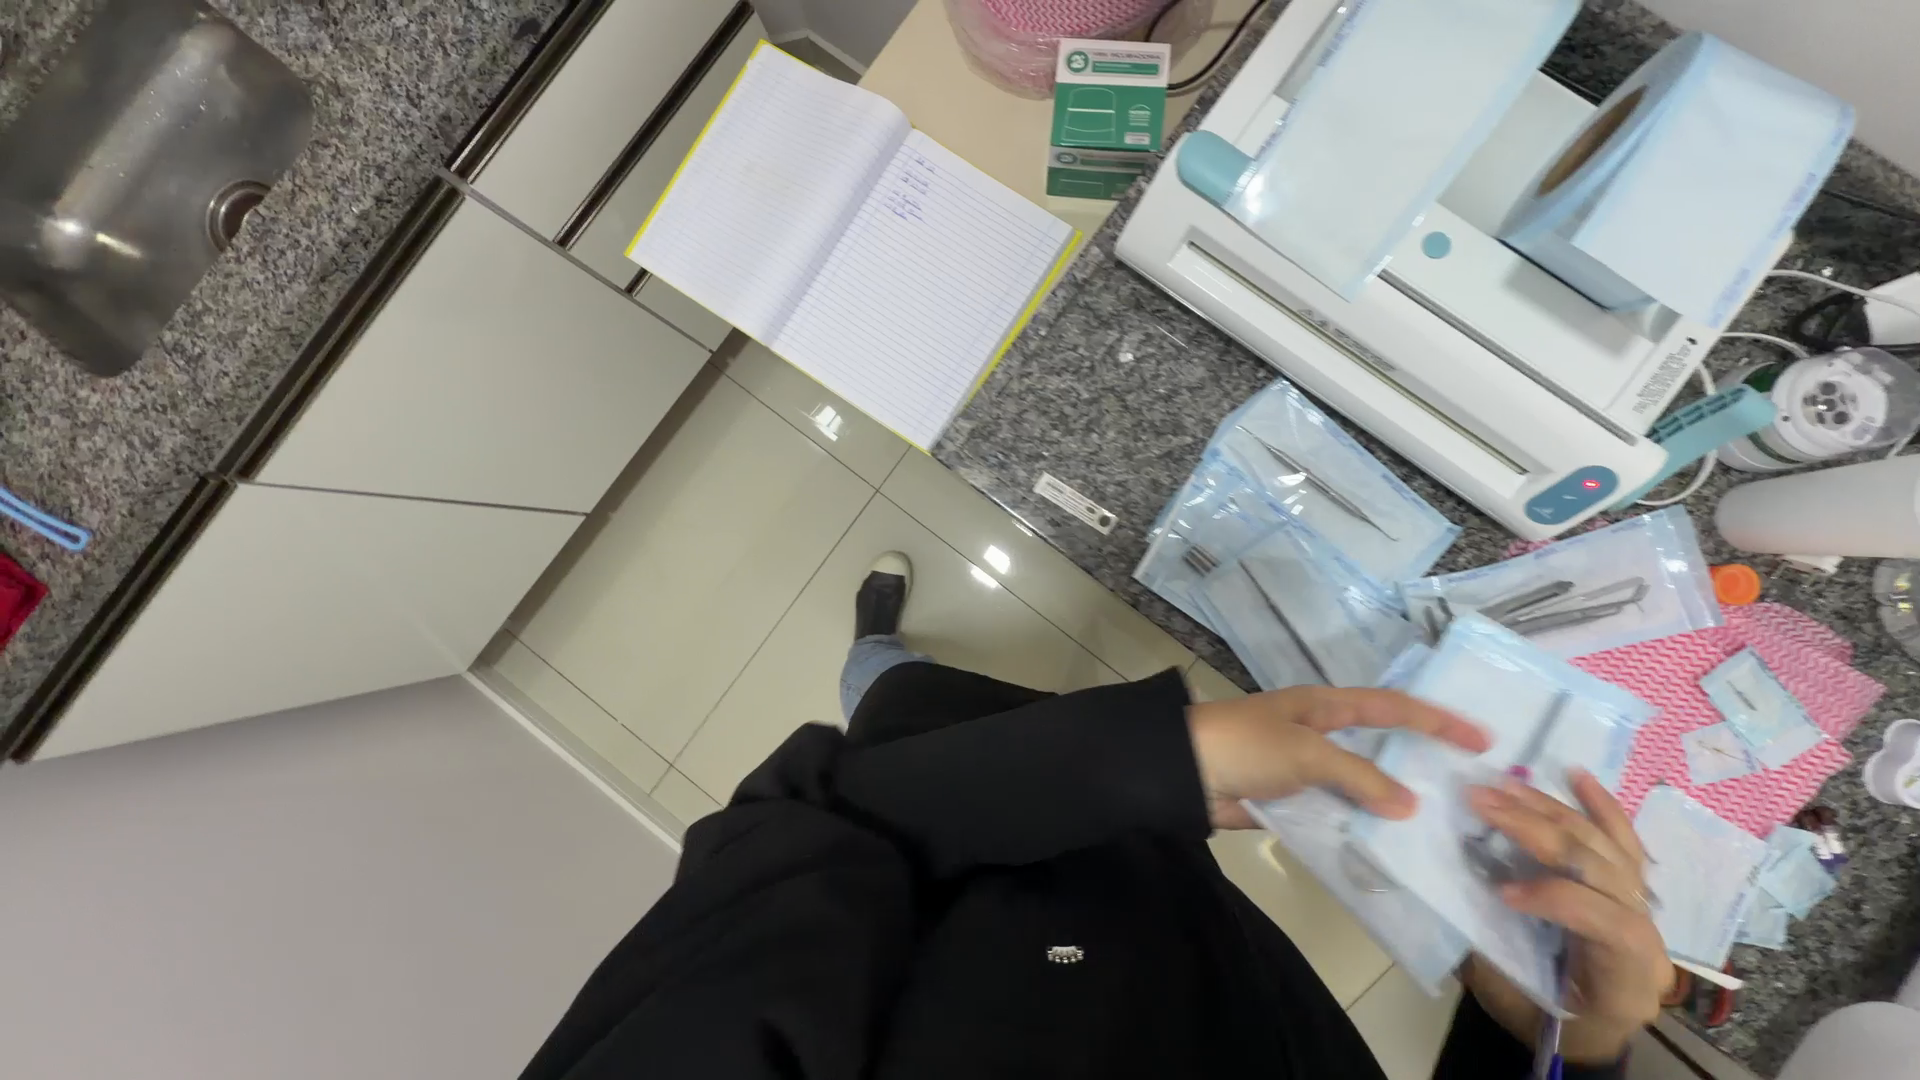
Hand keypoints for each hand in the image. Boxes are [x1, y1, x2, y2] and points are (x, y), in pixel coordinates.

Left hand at [1186, 685, 1489, 829]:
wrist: (1183, 771)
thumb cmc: (1245, 744)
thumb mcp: (1306, 753)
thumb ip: (1358, 776)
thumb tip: (1409, 804)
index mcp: (1323, 707)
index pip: (1390, 707)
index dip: (1436, 720)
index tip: (1483, 738)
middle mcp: (1318, 734)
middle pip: (1379, 750)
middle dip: (1420, 767)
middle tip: (1471, 792)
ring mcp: (1305, 770)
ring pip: (1360, 788)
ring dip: (1391, 806)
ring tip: (1445, 832)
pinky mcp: (1290, 801)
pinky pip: (1334, 815)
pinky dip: (1359, 830)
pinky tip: (1392, 852)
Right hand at [1463, 769, 1673, 1064]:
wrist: (1579, 1026)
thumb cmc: (1540, 1015)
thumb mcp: (1517, 996)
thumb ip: (1499, 940)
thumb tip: (1464, 881)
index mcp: (1629, 978)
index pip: (1611, 923)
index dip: (1557, 899)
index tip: (1499, 891)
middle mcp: (1650, 938)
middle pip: (1601, 868)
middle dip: (1539, 830)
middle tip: (1479, 801)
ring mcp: (1643, 908)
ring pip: (1604, 844)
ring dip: (1548, 809)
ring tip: (1500, 786)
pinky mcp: (1628, 888)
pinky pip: (1621, 840)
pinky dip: (1598, 804)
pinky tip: (1573, 774)